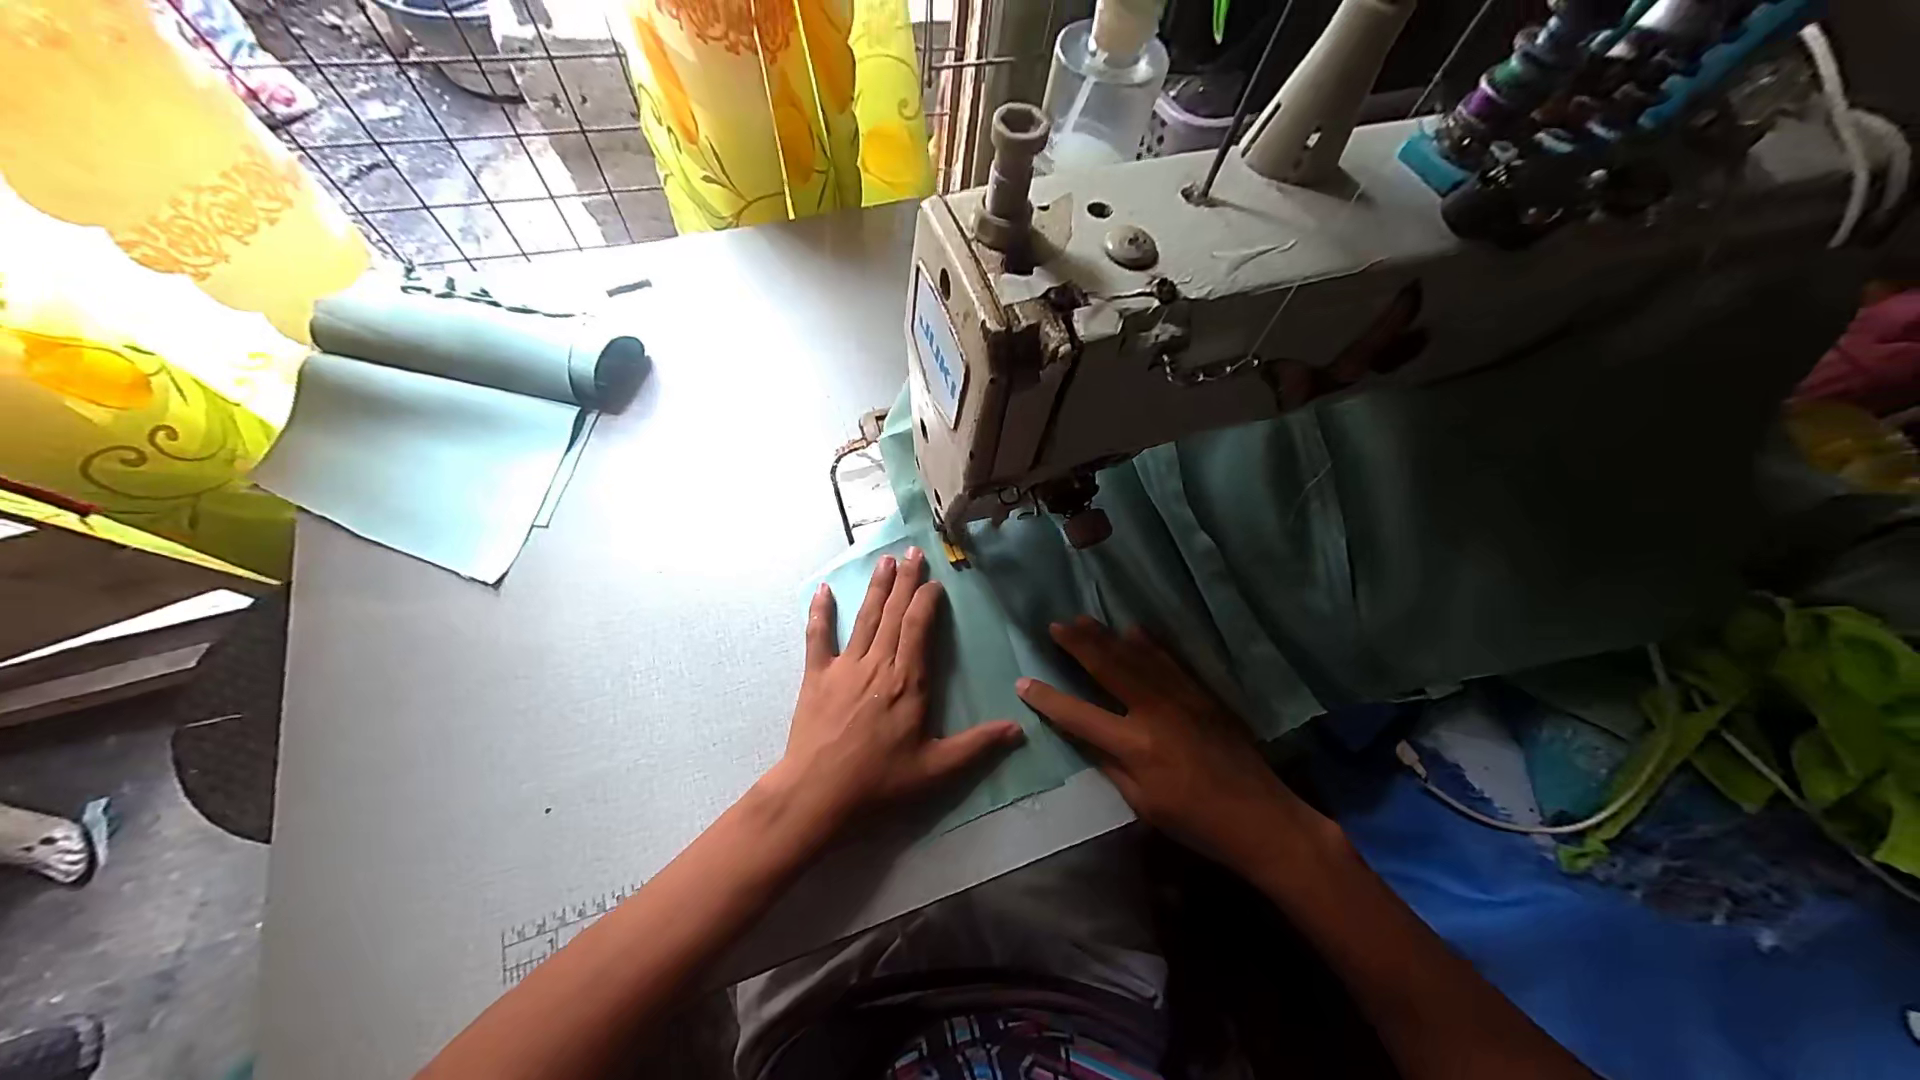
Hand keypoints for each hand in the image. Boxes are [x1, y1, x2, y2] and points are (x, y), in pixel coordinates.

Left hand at [770, 547, 1023, 833]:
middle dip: (905, 581)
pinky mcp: (816, 677)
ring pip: (864, 618)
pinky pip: (818, 637)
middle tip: (913, 552)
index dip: (927, 601)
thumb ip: (977, 746)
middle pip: (894, 613)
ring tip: (885, 560)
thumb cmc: (879, 782)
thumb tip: (1019, 729)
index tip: (934, 582)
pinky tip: (823, 590)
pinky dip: (820, 612)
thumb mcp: (936, 769)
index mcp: (908, 681)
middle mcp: (877, 664)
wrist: (817, 795)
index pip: (919, 628)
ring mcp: (844, 667)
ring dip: (876, 588)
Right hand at [1016, 617, 1335, 870]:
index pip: (1079, 715)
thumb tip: (1085, 736)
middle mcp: (1154, 711)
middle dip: (1078, 644)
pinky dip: (1149, 643)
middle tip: (1055, 625)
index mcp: (1134, 745)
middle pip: (1108, 667)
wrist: (1261, 817)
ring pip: (1137, 656)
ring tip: (1084, 619)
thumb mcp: (1142, 803)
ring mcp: (1181, 697)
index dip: (1047, 698)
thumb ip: (1110, 765)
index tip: (1024, 682)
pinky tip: (1134, 630)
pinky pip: (1170, 660)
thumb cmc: (1196, 821)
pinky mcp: (1203, 694)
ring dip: (1107, 635)